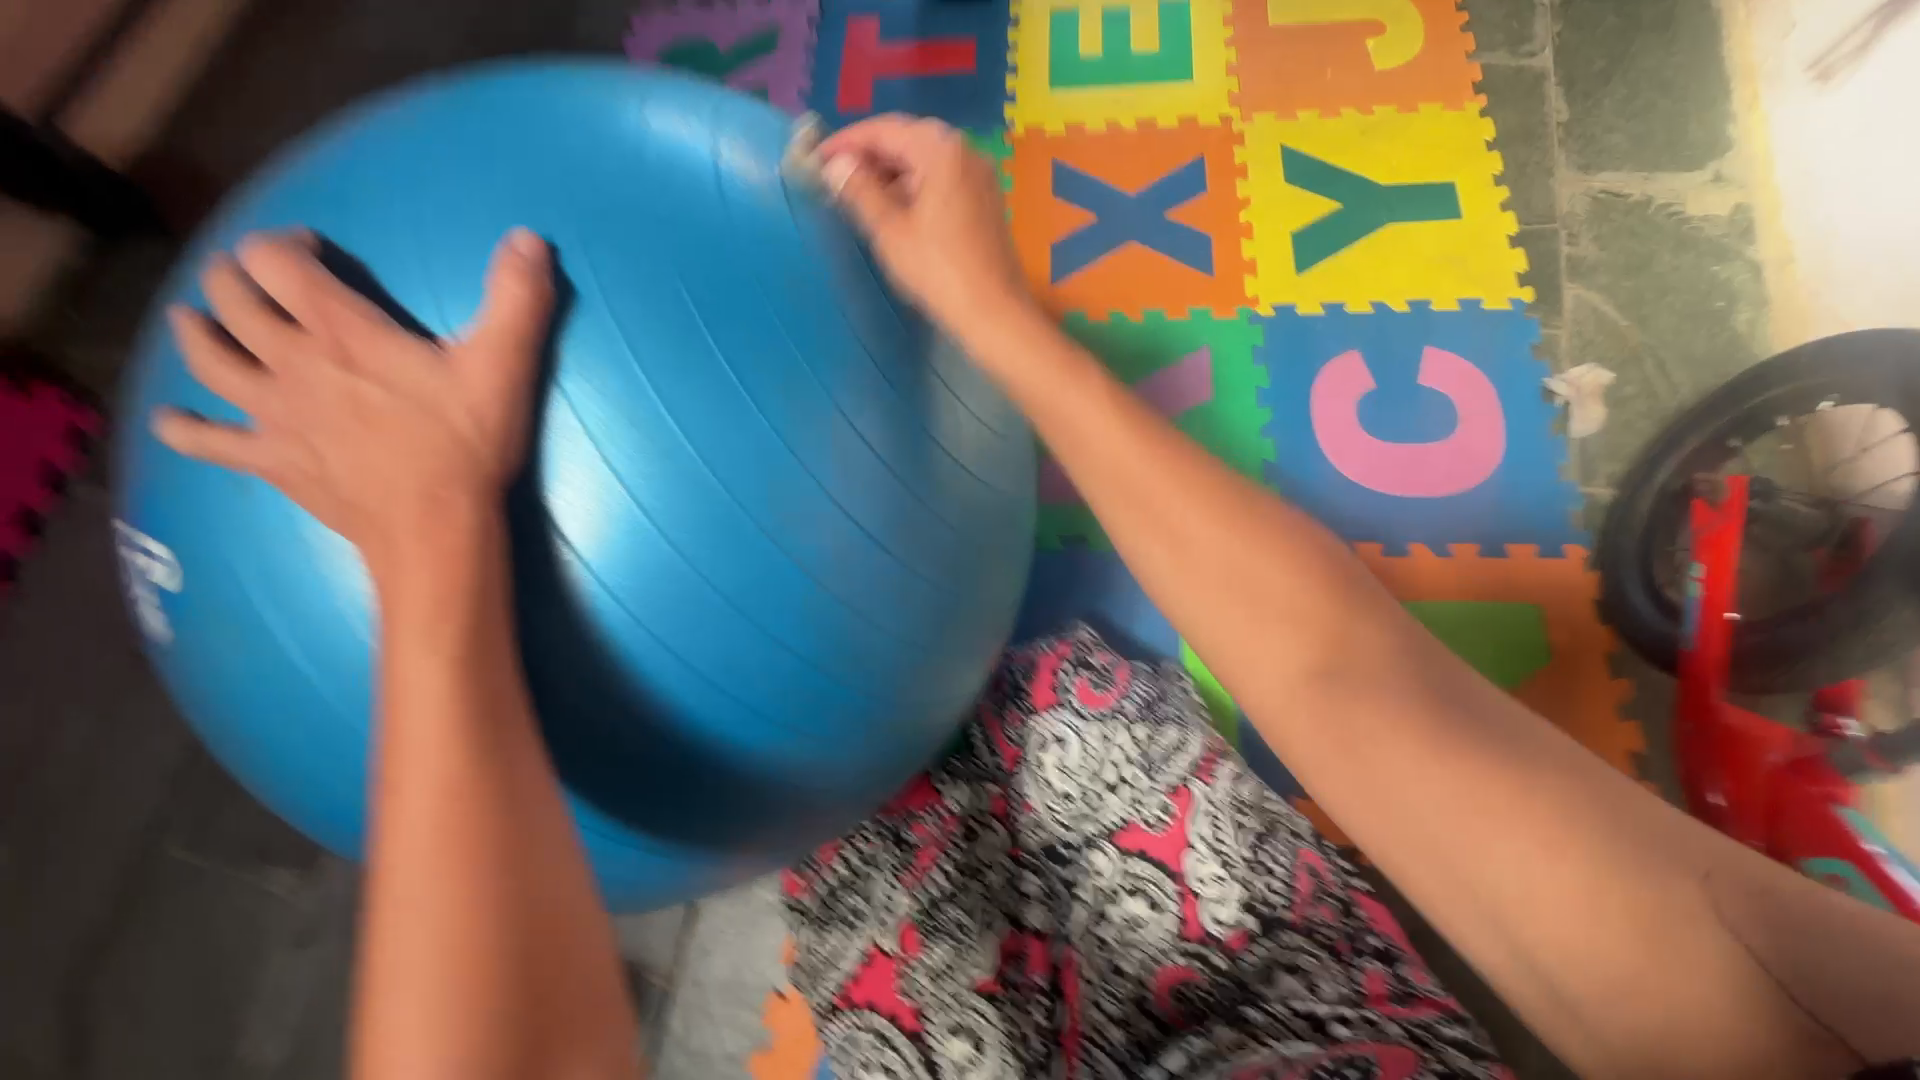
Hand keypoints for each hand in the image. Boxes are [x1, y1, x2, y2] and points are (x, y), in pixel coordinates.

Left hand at [153, 228, 554, 572]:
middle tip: (258, 276)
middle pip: (232, 300)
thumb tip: (529, 237)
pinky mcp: (271, 459)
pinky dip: (184, 426)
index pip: (277, 262)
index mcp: (342, 333)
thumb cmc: (468, 444)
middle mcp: (291, 362)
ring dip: (197, 331)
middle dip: (235, 276)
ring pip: (207, 359)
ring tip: (197, 318)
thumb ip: (518, 299)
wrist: (436, 527)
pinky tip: (173, 418)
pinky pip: (206, 440)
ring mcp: (273, 414)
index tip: (314, 248)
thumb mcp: (505, 367)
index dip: (285, 243)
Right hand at [819, 115, 1036, 339]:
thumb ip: (859, 190)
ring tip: (859, 196)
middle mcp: (965, 151)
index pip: (885, 130)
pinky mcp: (985, 199)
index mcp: (941, 150)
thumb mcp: (890, 230)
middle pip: (908, 140)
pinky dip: (915, 186)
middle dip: (870, 156)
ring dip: (892, 172)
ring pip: (926, 161)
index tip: (818, 158)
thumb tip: (835, 165)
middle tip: (836, 176)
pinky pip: (943, 179)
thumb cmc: (938, 271)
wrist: (994, 312)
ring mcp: (980, 175)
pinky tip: (895, 209)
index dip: (847, 142)